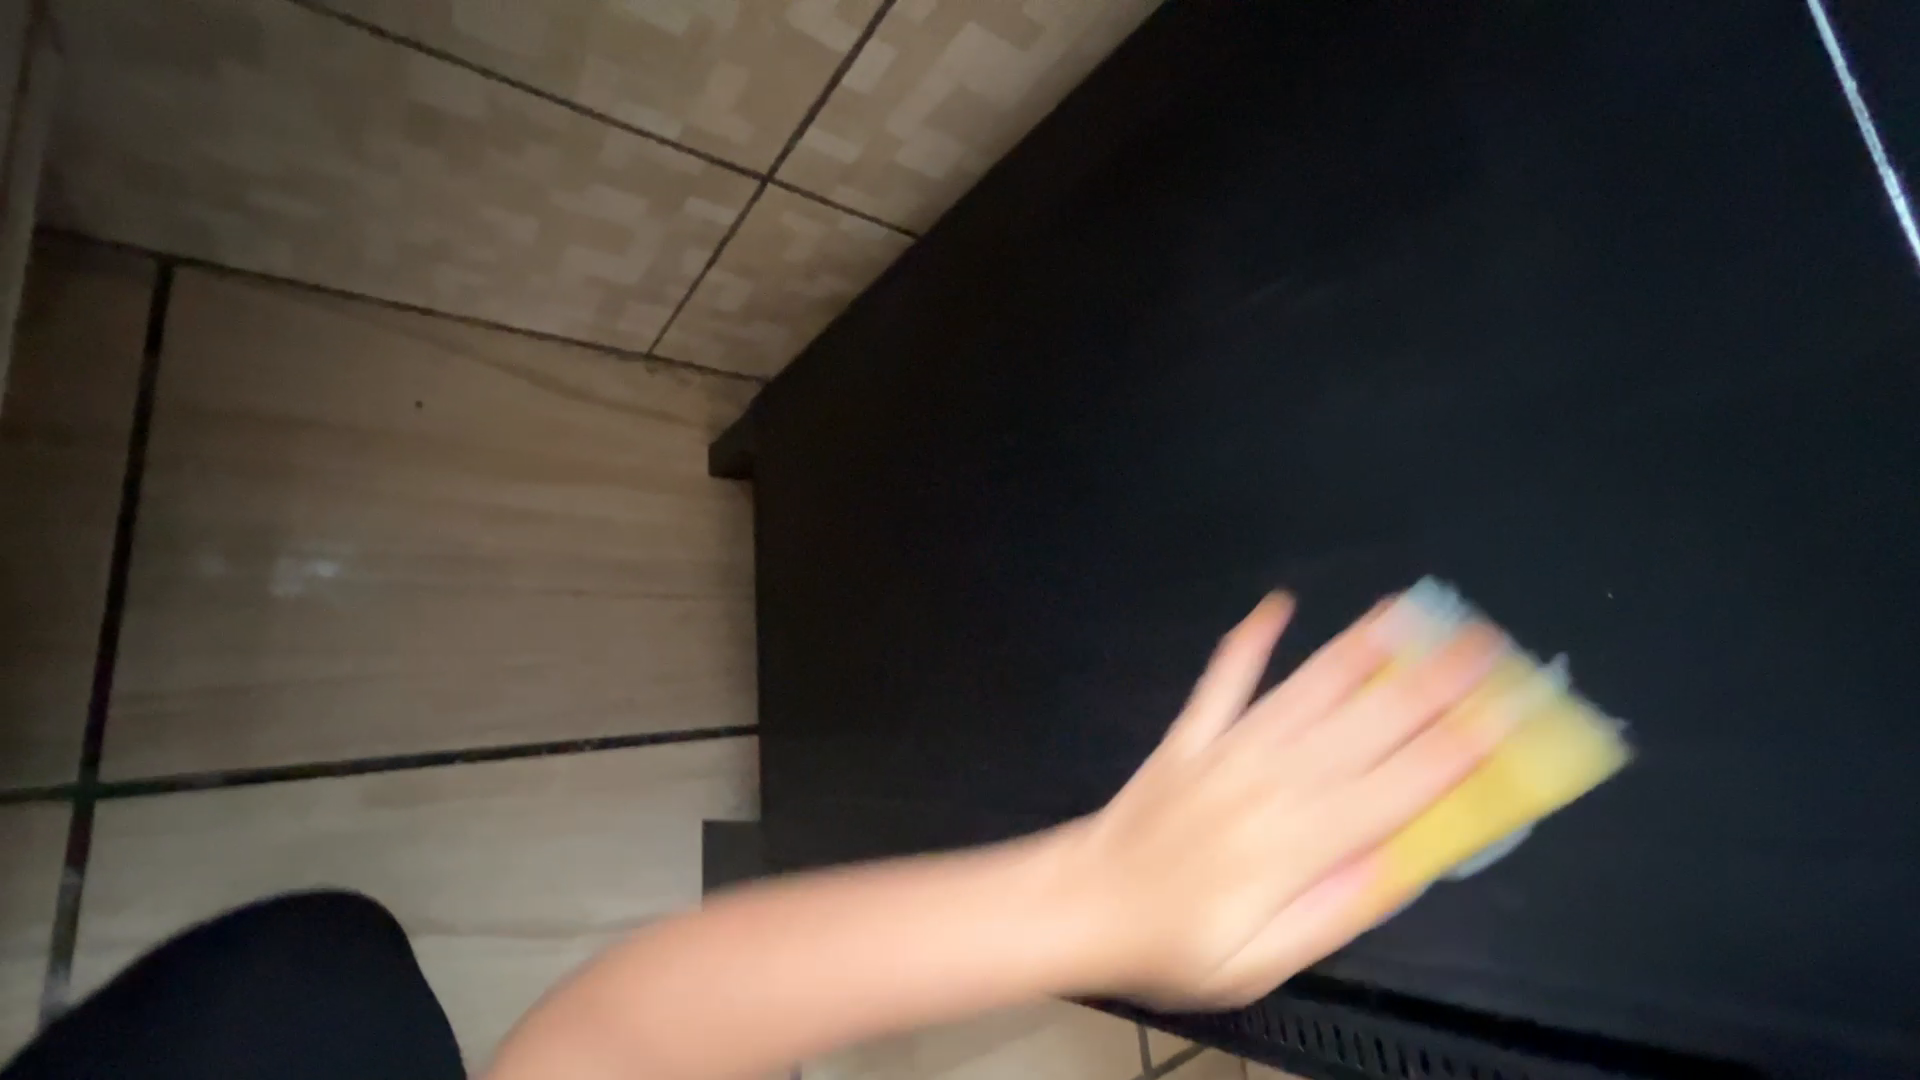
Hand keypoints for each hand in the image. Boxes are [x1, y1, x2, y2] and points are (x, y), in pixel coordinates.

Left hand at [1053, 592, 1510, 1006]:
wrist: (1084, 902)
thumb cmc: (1177, 944)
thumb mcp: (1265, 959)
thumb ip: (1339, 907)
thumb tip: (1407, 859)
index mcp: (1301, 841)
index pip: (1401, 785)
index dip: (1461, 747)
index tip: (1511, 710)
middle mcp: (1271, 781)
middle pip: (1367, 725)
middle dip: (1433, 683)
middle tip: (1485, 643)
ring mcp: (1226, 748)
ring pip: (1305, 691)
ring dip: (1360, 650)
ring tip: (1405, 611)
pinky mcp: (1188, 735)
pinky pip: (1222, 680)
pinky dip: (1248, 641)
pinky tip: (1273, 605)